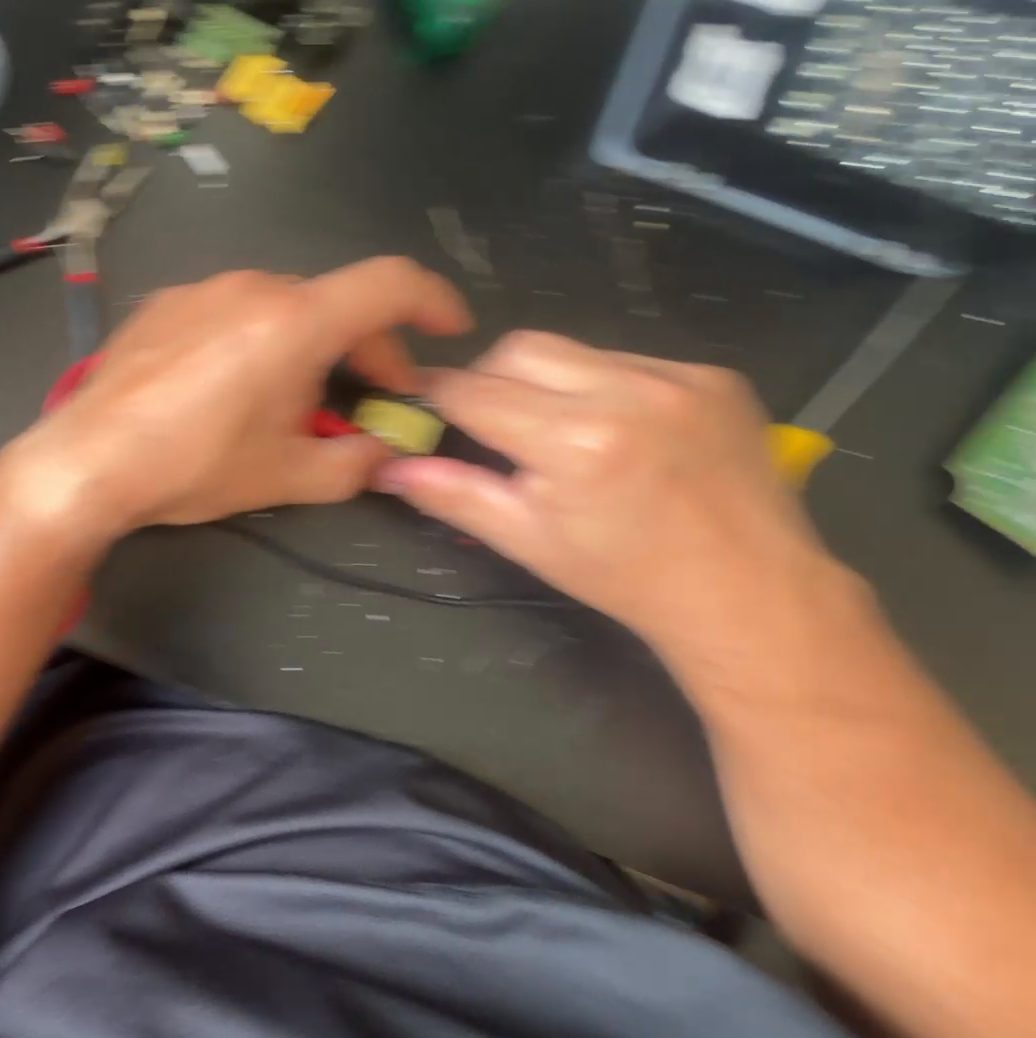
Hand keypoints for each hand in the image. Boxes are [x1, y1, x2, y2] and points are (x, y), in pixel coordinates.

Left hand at [1, 259, 471, 536]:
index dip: (432, 302)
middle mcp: (250, 287)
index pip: (389, 285)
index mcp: (294, 320)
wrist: (87, 460)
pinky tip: (229, 387)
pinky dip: (251, 341)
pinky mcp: (160, 307)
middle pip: (331, 302)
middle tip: (369, 398)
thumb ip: (355, 463)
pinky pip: (226, 313)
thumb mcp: (286, 476)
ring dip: (303, 346)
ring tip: (290, 402)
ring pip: (277, 308)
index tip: (447, 329)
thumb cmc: (194, 467)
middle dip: (363, 349)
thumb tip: (388, 452)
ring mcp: (198, 291)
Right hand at [374, 332, 835, 640]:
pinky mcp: (715, 375)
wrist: (749, 591)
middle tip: (484, 423)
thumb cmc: (623, 577)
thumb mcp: (525, 540)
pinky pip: (627, 359)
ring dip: (544, 381)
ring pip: (573, 350)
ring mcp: (680, 377)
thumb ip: (451, 494)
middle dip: (486, 379)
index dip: (435, 397)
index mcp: (576, 443)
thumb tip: (384, 467)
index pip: (473, 392)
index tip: (417, 406)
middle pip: (519, 349)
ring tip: (553, 431)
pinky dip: (599, 386)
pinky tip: (612, 430)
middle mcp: (629, 393)